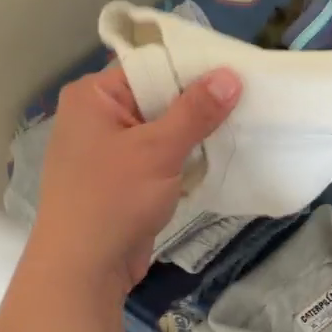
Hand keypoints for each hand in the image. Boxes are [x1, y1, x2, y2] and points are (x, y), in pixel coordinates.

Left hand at [26, 65, 242, 290]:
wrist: (86, 262)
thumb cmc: (114, 198)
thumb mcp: (159, 150)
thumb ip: (195, 112)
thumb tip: (230, 76)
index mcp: (93, 96)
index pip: (148, 68)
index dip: (190, 71)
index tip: (234, 78)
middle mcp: (97, 116)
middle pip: (157, 99)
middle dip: (197, 108)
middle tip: (245, 108)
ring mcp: (109, 151)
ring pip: (162, 132)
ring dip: (194, 139)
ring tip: (236, 135)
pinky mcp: (124, 181)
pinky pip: (160, 160)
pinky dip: (184, 163)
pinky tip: (212, 166)